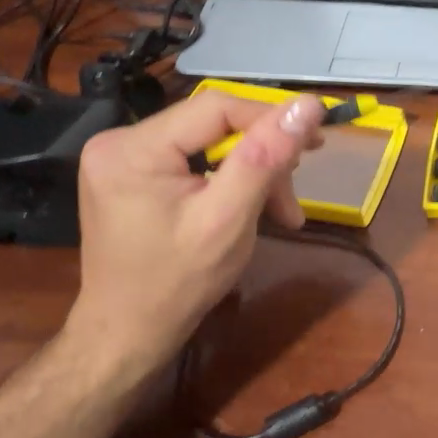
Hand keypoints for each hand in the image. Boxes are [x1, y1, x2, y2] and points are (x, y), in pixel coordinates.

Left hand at [64, 92, 324, 373]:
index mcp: (133, 148)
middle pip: (216, 125)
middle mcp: (121, 141)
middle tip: (295, 195)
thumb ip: (267, 156)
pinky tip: (254, 206)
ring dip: (255, 172)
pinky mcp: (135, 174)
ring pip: (213, 142)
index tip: (316, 143)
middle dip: (265, 157)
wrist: (128, 332)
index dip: (272, 120)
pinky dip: (232, 179)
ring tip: (282, 212)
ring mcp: (125, 157)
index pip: (218, 107)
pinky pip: (198, 159)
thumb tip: (310, 105)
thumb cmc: (177, 282)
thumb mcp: (229, 218)